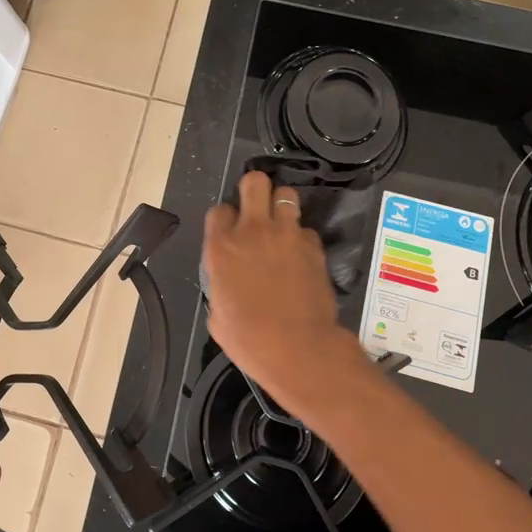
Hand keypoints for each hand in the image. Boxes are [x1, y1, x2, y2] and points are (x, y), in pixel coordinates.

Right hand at [202, 171, 360, 396]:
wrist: (299, 349)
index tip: (229, 233)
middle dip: (254, 189)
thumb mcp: (218, 315)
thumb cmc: (250, 340)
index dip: (224, 220)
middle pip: (254, 182)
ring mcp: (286, 234)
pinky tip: (300, 256)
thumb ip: (221, 284)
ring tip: (281, 226)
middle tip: (256, 207)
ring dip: (281, 207)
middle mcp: (253, 231)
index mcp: (222, 248)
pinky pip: (306, 229)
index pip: (219, 210)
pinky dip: (301, 238)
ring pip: (286, 194)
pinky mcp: (313, 245)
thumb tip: (228, 280)